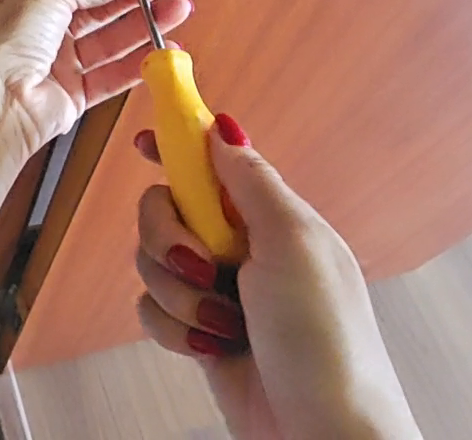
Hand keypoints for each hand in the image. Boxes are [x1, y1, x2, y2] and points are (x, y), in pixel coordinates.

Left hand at [0, 0, 191, 178]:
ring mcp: (59, 63)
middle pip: (102, 6)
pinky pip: (114, 76)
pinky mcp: (72, 96)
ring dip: (147, 23)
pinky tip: (164, 49)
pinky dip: (141, 64)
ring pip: (113, 40)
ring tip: (177, 8)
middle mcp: (45, 29)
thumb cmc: (2, 44)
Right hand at [133, 119, 420, 439]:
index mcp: (269, 217)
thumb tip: (222, 126)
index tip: (145, 140)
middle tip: (200, 260)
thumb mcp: (295, 245)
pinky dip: (173, 326)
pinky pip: (150, 305)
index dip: (177, 145)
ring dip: (177, 291)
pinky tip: (208, 345)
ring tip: (219, 322)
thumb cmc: (325, 342)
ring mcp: (215, 288)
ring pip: (151, 256)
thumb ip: (252, 181)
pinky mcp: (195, 327)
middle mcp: (238, 246)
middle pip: (164, 206)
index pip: (212, 162)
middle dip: (167, 234)